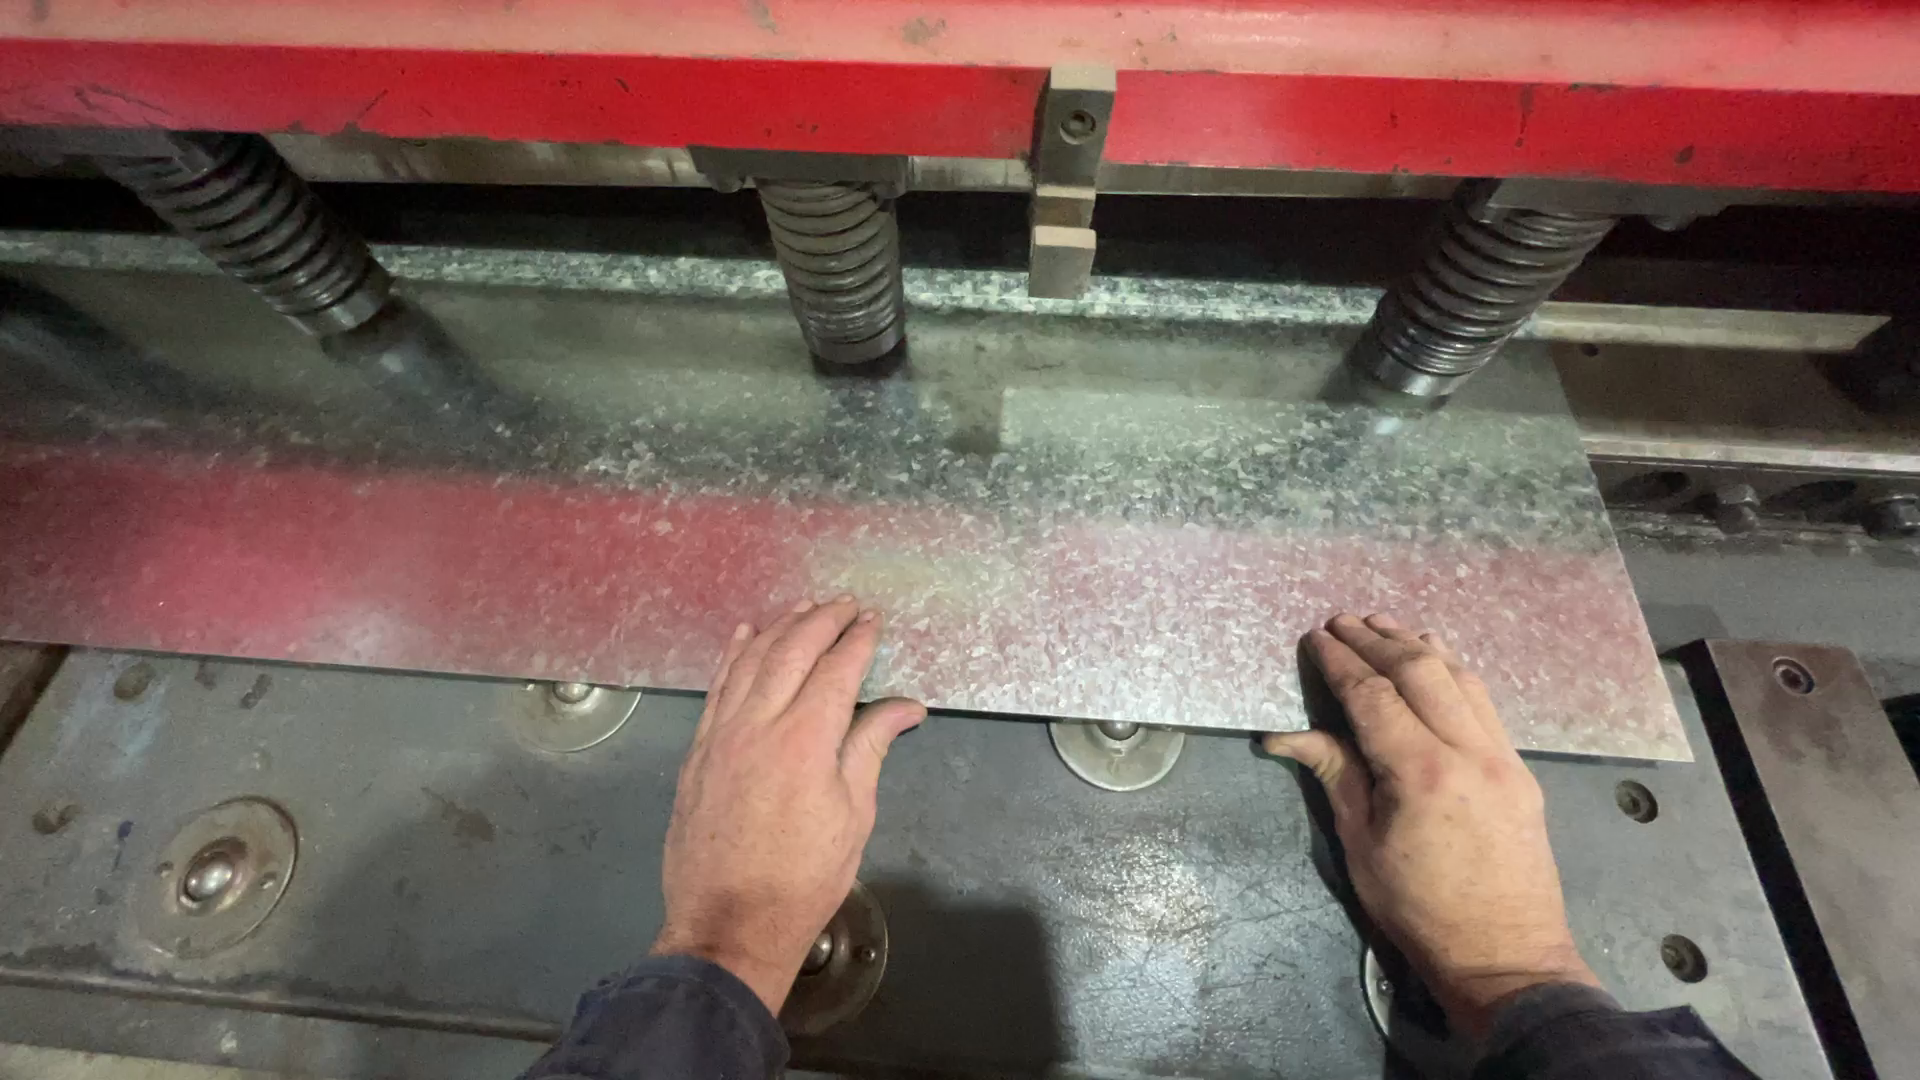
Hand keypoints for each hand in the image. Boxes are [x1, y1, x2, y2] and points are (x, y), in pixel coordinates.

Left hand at [651, 596, 926, 1013]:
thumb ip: (872, 746)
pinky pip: (718, 686)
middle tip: (846, 603)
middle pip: (793, 650)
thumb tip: (908, 706)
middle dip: (823, 619)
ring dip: (781, 626)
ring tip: (805, 606)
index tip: (873, 620)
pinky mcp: (699, 749)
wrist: (727, 925)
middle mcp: (760, 722)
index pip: (837, 668)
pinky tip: (746, 634)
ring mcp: (722, 733)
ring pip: (752, 660)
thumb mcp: (854, 813)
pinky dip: (734, 653)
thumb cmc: (804, 876)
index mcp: (806, 738)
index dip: (858, 639)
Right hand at [1265, 613, 1598, 1036]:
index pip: (1373, 696)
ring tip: (1383, 623)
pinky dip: (1452, 669)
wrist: (1507, 957)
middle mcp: (1470, 753)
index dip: (1340, 661)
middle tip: (1341, 621)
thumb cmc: (1417, 906)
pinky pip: (1483, 701)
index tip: (1315, 637)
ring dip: (1417, 645)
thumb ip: (1333, 773)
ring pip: (1461, 678)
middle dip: (1376, 640)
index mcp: (1422, 774)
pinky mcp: (1519, 769)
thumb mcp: (1359, 842)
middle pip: (1420, 672)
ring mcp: (1504, 758)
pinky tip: (1434, 656)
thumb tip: (1283, 735)